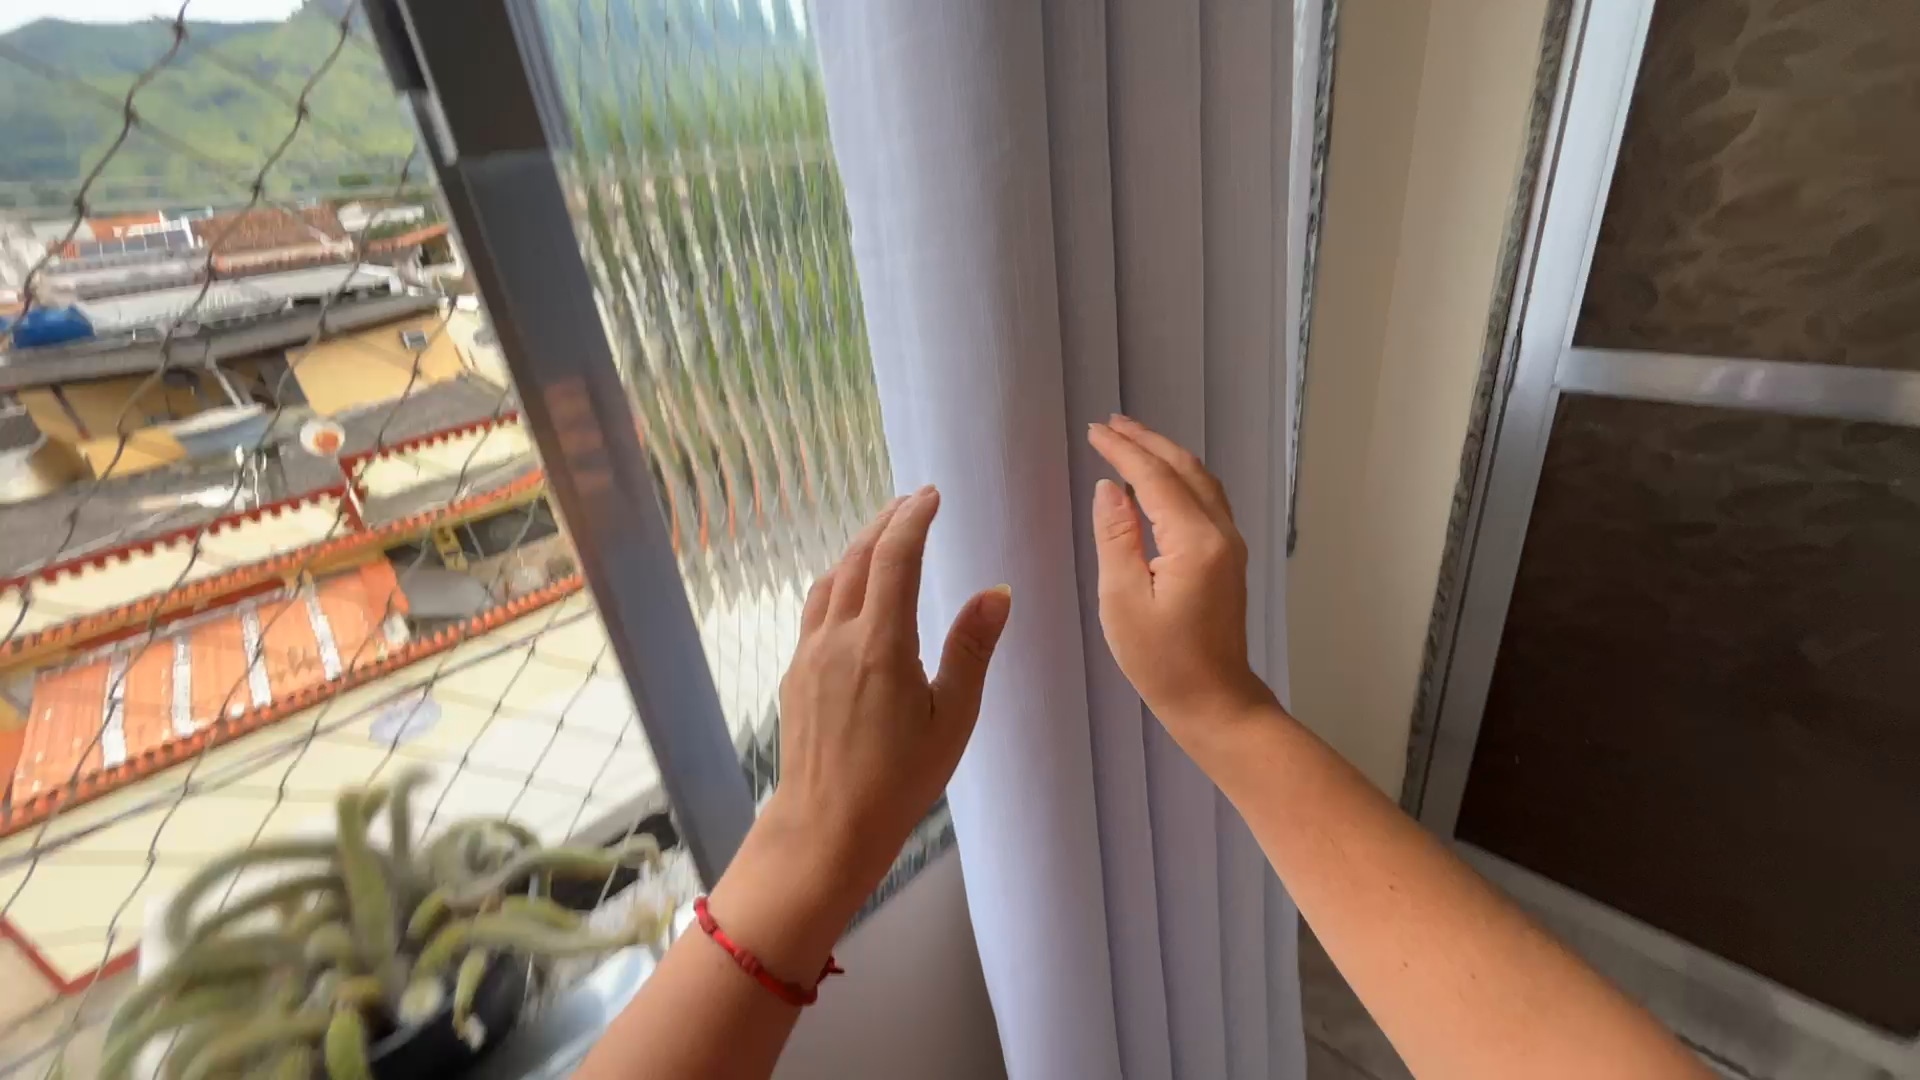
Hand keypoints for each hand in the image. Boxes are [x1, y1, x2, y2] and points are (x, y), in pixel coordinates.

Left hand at [764, 486, 1012, 898]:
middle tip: (912, 502)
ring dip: (858, 547)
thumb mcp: (952, 717)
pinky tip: (851, 589)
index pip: (896, 558)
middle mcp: (839, 636)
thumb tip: (996, 591)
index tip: (931, 495)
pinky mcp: (796, 671)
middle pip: (859, 557)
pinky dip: (839, 579)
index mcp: (881, 642)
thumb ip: (971, 648)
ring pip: (832, 578)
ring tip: (883, 534)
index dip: (914, 519)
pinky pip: (816, 607)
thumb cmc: (900, 778)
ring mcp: (810, 652)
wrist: (825, 827)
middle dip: (887, 521)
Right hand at [1087, 415, 1273, 749]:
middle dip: (1146, 441)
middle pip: (1184, 469)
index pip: (1154, 478)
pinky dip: (1179, 477)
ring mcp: (1230, 545)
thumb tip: (1109, 489)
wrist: (1214, 701)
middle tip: (1111, 423)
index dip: (1122, 451)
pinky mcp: (1228, 558)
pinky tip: (1160, 479)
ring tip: (1132, 439)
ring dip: (1165, 455)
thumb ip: (1115, 537)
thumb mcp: (1122, 600)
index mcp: (1194, 541)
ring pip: (1200, 481)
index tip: (1094, 431)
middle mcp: (1220, 533)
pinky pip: (1205, 500)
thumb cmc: (1161, 660)